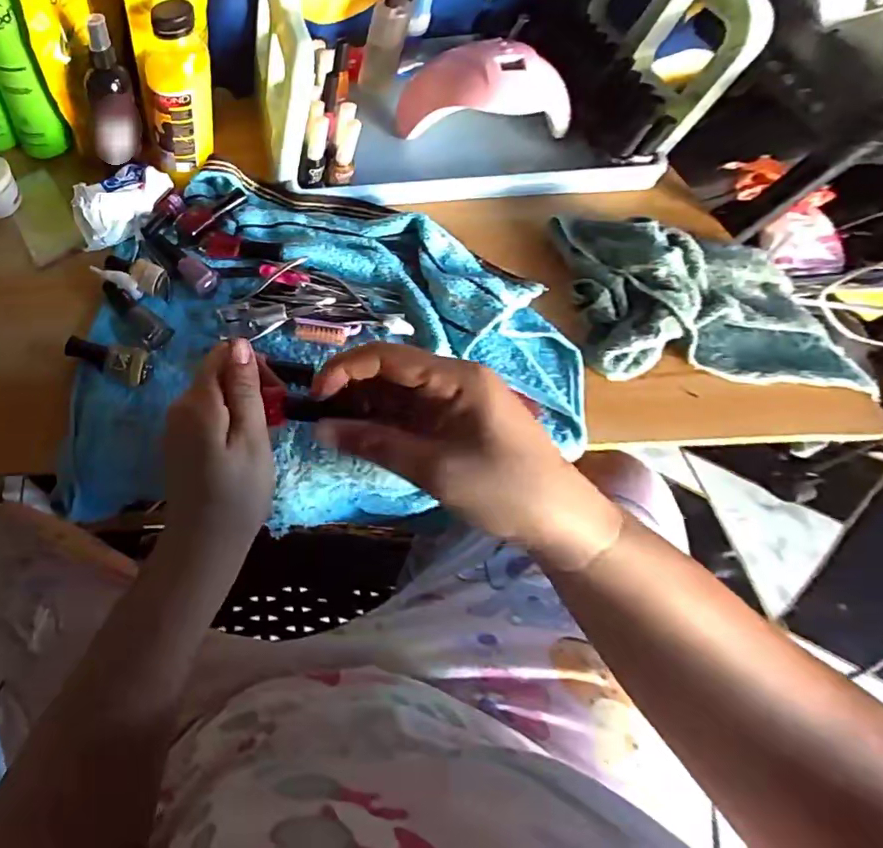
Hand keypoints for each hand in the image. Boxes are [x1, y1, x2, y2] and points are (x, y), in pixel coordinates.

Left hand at [162, 338, 277, 547]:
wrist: (202, 543)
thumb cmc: (237, 493)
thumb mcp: (251, 438)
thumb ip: (244, 389)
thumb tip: (239, 344)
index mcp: (197, 401)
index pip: (220, 355)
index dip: (250, 363)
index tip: (275, 393)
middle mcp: (178, 405)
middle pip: (215, 373)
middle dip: (247, 384)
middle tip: (276, 416)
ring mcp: (174, 425)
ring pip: (211, 394)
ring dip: (239, 403)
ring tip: (262, 434)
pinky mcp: (176, 442)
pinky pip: (203, 414)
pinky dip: (225, 419)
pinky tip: (241, 445)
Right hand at [311, 343, 623, 571]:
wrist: (566, 525)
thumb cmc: (506, 490)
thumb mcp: (436, 469)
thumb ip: (375, 444)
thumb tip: (321, 429)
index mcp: (456, 378)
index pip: (387, 356)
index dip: (345, 369)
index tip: (317, 396)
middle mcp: (452, 380)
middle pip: (388, 369)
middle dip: (349, 387)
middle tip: (319, 416)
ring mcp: (452, 401)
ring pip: (393, 391)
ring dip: (361, 406)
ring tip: (333, 429)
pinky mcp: (450, 422)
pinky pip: (405, 412)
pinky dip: (379, 422)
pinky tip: (359, 436)